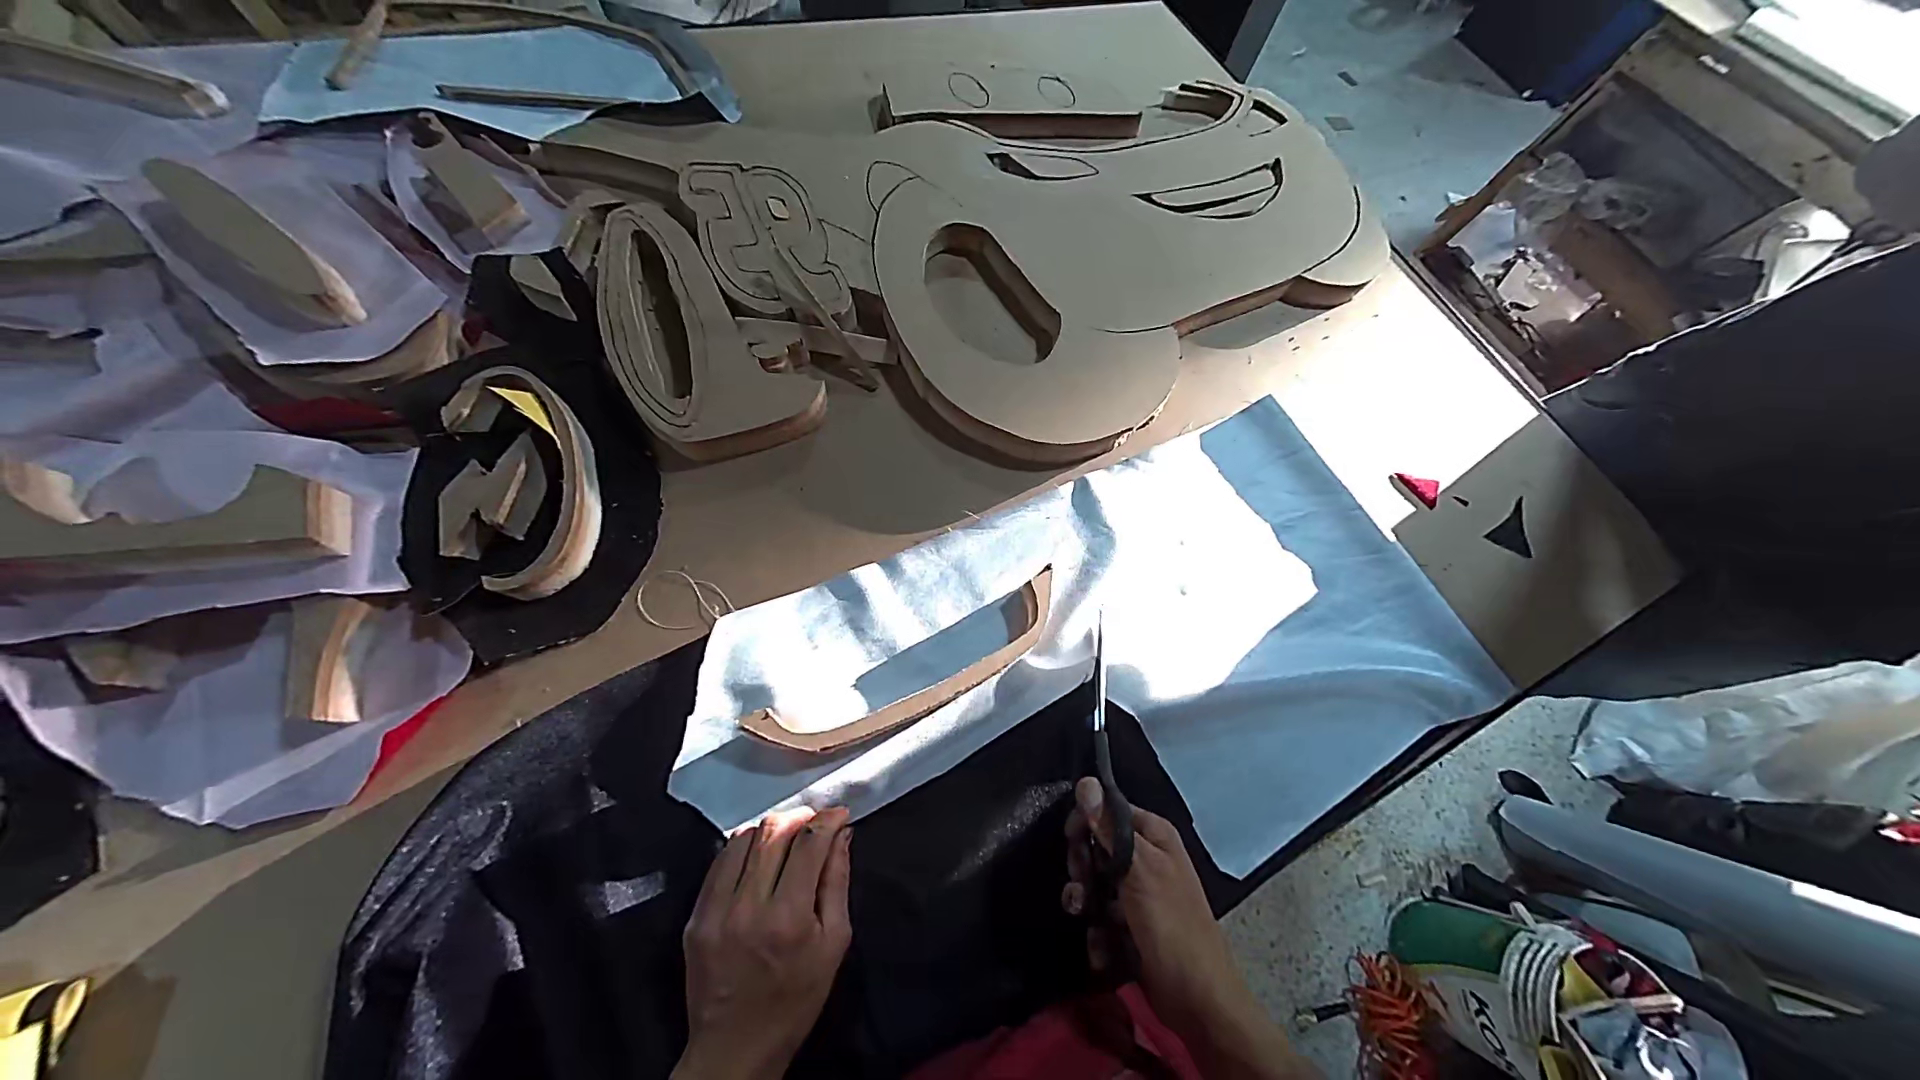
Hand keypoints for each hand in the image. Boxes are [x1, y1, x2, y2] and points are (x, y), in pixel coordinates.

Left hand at [674, 806, 852, 1079]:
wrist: (736, 1047)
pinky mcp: (696, 917)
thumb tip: (841, 837)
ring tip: (787, 837)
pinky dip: (743, 848)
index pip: (809, 843)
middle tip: (815, 822)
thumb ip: (837, 882)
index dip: (827, 820)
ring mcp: (716, 911)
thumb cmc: (796, 999)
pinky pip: (720, 862)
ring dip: (771, 829)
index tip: (839, 814)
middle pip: (774, 832)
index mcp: (789, 917)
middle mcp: (749, 907)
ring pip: (744, 839)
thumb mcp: (834, 944)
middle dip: (801, 817)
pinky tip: (758, 856)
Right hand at [1063, 778, 1317, 1079]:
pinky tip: (1103, 947)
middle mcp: (1147, 858)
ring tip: (1085, 917)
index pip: (1108, 810)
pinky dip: (1098, 932)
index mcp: (1154, 836)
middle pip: (1096, 847)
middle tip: (1082, 884)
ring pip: (1094, 884)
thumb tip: (1086, 782)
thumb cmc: (1171, 925)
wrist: (1197, 1001)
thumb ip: (1108, 828)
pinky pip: (1101, 917)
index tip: (1072, 840)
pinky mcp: (1130, 926)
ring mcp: (1138, 894)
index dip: (1086, 822)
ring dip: (1085, 902)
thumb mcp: (1138, 870)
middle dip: (1083, 867)